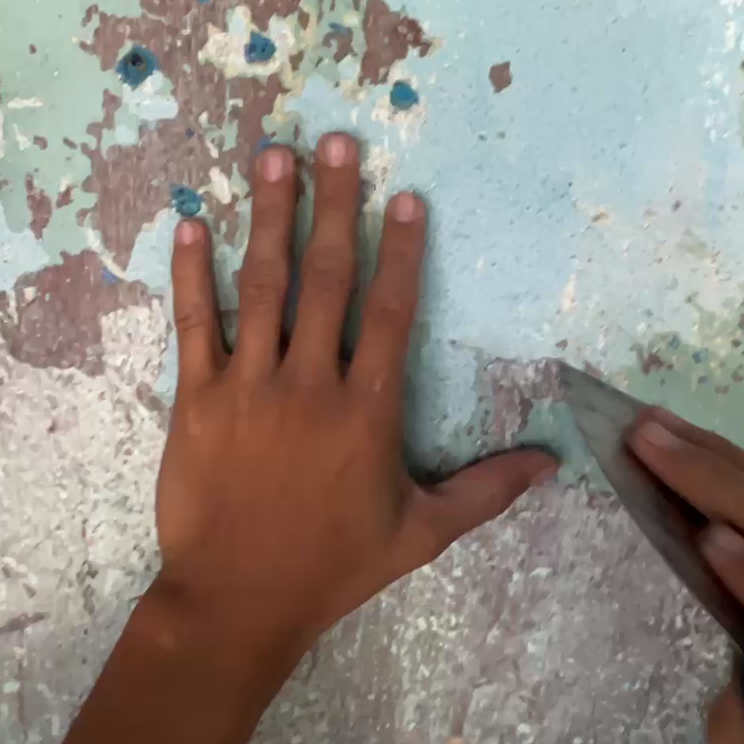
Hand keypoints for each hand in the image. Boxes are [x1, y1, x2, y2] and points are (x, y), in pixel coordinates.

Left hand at [150, 132, 557, 664]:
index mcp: (366, 411)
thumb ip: (486, 491)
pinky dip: (191, 273)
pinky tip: (189, 224)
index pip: (390, 313)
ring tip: (272, 157)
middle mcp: (310, 384)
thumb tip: (554, 463)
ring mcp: (248, 386)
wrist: (237, 602)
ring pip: (263, 287)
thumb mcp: (421, 535)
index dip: (401, 251)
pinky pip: (195, 324)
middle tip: (335, 142)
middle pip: (328, 279)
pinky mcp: (197, 398)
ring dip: (269, 217)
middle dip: (334, 205)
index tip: (405, 197)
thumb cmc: (332, 566)